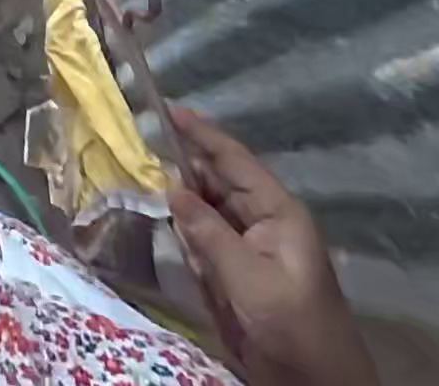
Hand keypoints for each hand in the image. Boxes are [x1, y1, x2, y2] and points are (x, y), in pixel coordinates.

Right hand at [168, 106, 377, 385]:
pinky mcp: (241, 269)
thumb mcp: (249, 280)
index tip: (168, 108)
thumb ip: (209, 232)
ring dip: (183, 199)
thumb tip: (172, 188)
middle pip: (217, 180)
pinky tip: (171, 225)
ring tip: (149, 180)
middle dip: (184, 165)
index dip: (201, 133)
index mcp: (277, 211)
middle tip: (144, 147)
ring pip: (208, 207)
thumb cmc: (294, 328)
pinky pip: (208, 237)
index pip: (233, 160)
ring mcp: (252, 245)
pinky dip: (189, 231)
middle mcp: (264, 219)